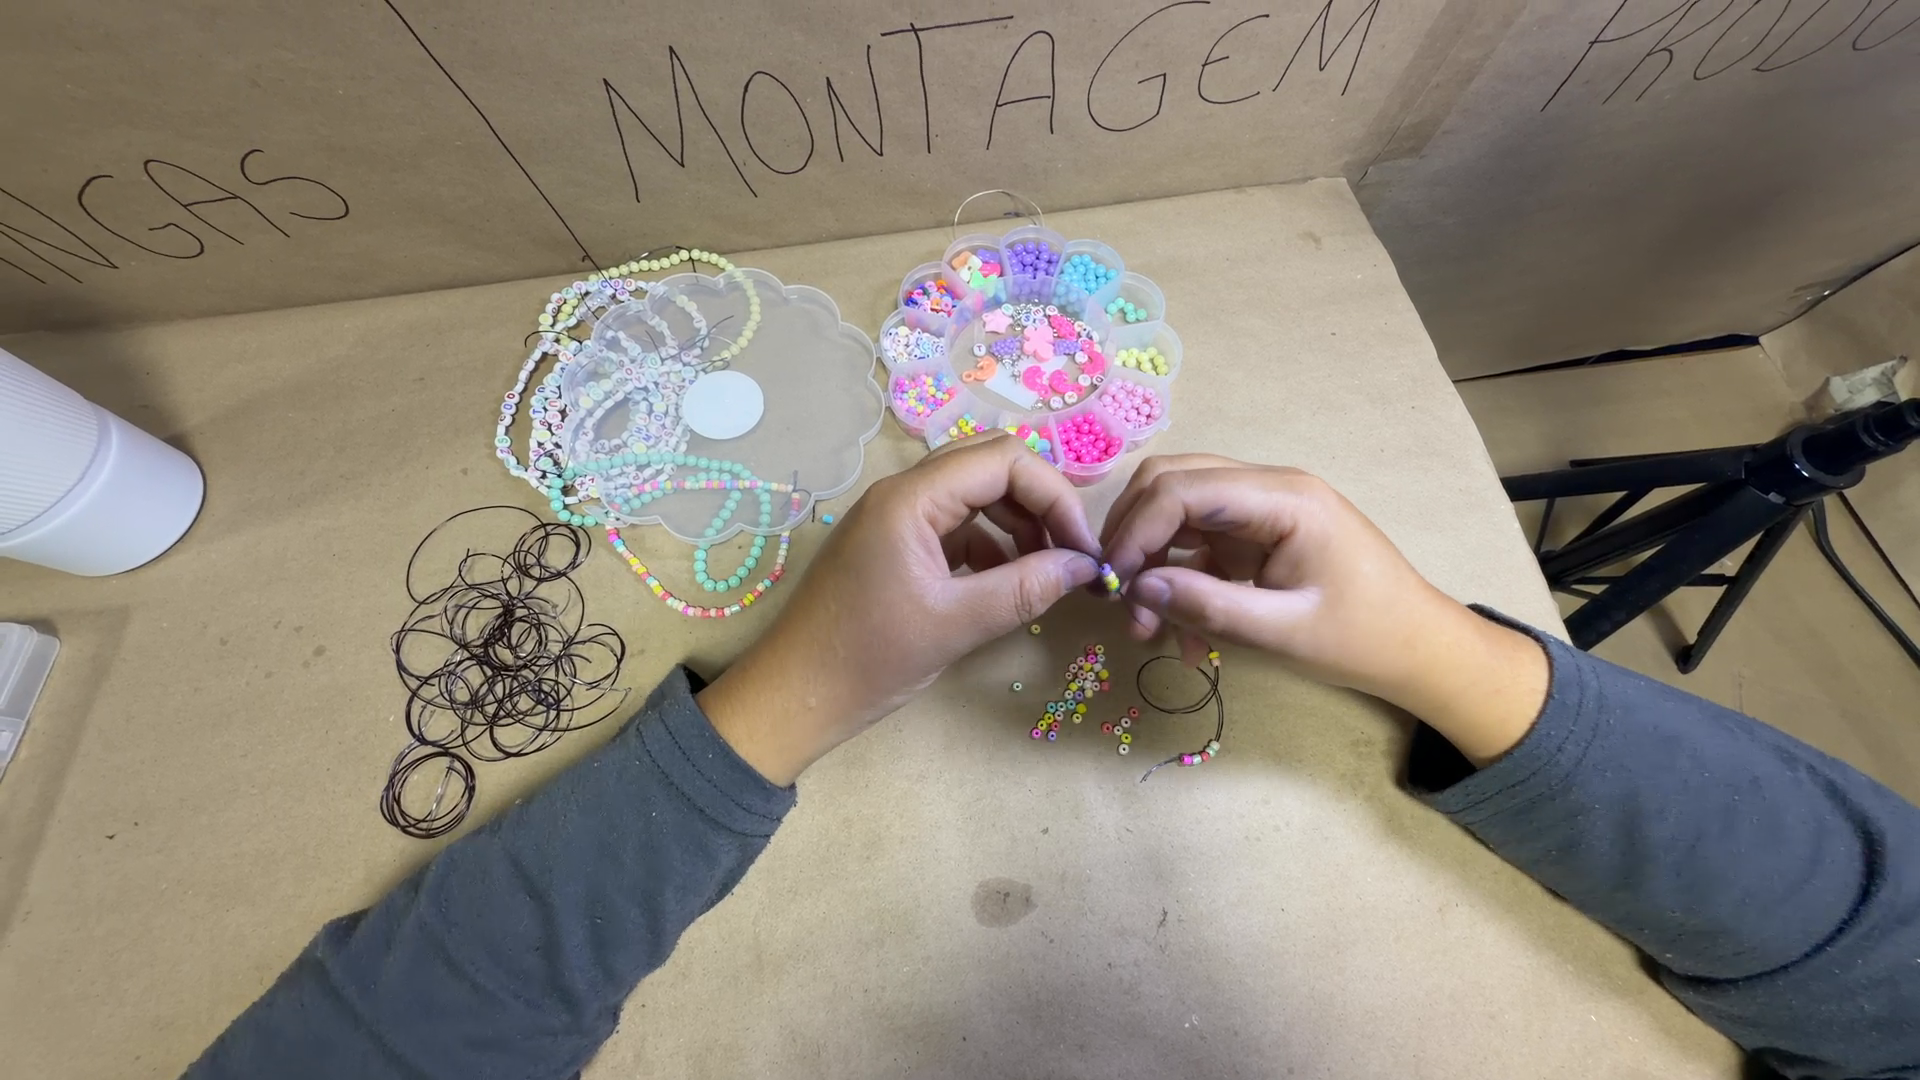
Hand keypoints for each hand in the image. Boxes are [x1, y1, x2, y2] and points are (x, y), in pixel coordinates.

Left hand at [698, 433, 1102, 783]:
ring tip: (1044, 571)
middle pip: (989, 465)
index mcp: (910, 498)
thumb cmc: (868, 659)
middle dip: (1039, 502)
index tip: (1083, 548)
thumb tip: (1085, 566)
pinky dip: (990, 545)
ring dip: (1017, 523)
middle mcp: (902, 493)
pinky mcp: (895, 543)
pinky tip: (1007, 582)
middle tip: (1071, 551)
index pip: (1003, 460)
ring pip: (974, 494)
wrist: (795, 696)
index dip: (1054, 495)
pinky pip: (955, 525)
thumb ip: (1026, 588)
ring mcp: (896, 517)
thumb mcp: (957, 624)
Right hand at [1099, 455, 1547, 764]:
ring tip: (1145, 623)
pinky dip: (1174, 578)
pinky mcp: (1251, 532)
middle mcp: (1265, 486)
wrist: (1418, 648)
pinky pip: (1193, 542)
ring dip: (1148, 559)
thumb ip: (1208, 606)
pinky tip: (1177, 629)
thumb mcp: (1284, 632)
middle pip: (1170, 481)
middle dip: (1132, 535)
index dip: (1136, 531)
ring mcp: (1257, 507)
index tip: (1114, 584)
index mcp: (1283, 497)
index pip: (1182, 489)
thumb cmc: (1363, 637)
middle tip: (1117, 593)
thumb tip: (1137, 588)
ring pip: (1174, 508)